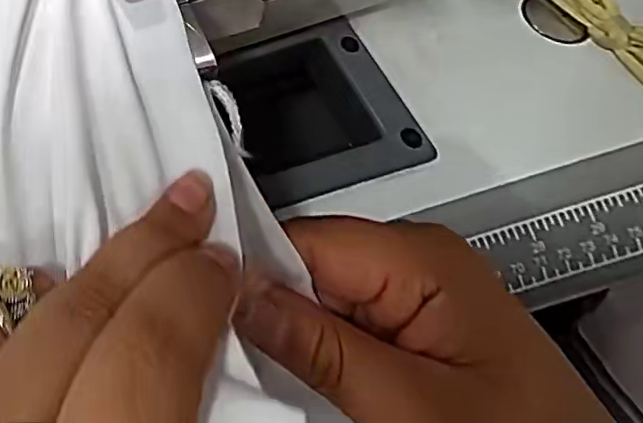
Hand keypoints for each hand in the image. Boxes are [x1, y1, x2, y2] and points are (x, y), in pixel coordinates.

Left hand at [0, 170, 238, 422]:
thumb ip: (155, 412)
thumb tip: (189, 322)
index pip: (142, 361)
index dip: (189, 295)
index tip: (216, 258)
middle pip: (82, 309)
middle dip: (147, 249)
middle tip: (184, 212)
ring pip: (16, 292)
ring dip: (64, 288)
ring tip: (88, 311)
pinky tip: (12, 324)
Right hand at [235, 217, 608, 422]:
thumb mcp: (416, 410)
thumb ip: (322, 345)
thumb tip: (242, 291)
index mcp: (418, 253)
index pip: (300, 237)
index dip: (256, 275)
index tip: (223, 314)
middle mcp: (412, 255)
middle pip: (306, 260)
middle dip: (278, 307)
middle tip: (255, 359)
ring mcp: (413, 286)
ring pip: (319, 290)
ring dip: (300, 332)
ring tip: (301, 378)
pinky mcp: (413, 317)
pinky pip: (344, 314)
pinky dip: (323, 346)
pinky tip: (322, 377)